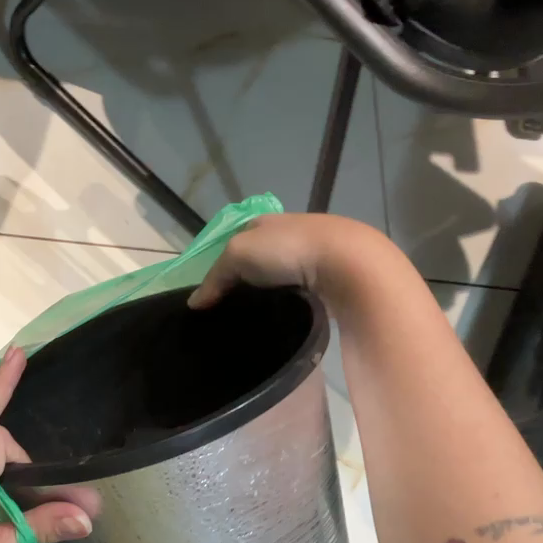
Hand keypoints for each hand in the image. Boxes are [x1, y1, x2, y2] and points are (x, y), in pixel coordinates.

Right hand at [187, 212, 395, 309]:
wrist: (348, 263)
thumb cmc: (287, 249)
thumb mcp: (237, 255)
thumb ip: (214, 278)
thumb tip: (194, 304)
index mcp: (263, 222)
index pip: (233, 244)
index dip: (220, 268)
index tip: (212, 298)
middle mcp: (287, 234)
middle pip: (256, 262)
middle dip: (244, 282)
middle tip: (230, 312)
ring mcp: (311, 255)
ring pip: (279, 278)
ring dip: (268, 295)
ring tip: (255, 319)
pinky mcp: (329, 277)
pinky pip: (299, 291)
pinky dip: (290, 302)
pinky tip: (283, 317)